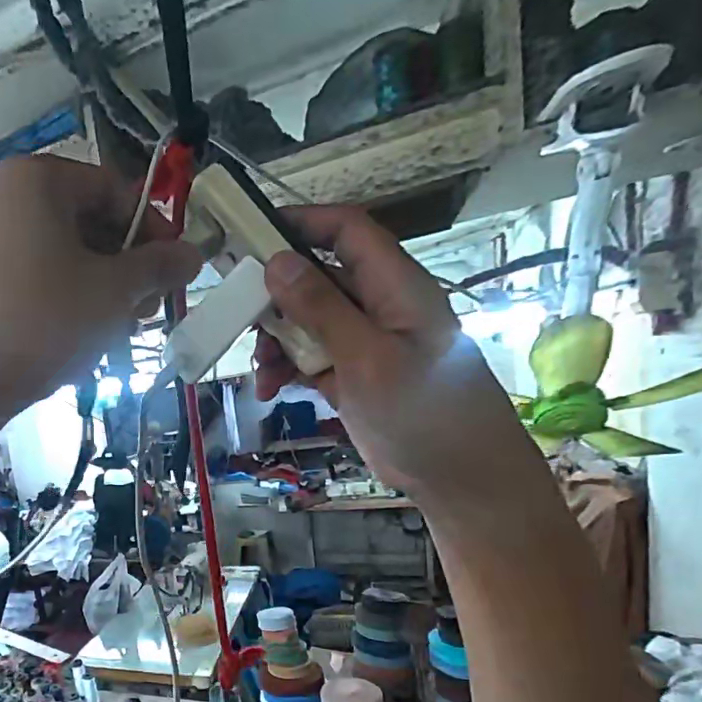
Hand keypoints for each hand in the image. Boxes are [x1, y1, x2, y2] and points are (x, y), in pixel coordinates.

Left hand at [0, 156, 203, 411]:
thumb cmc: (46, 321)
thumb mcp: (115, 292)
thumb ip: (159, 266)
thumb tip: (194, 254)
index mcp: (37, 180)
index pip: (115, 190)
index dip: (154, 230)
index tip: (174, 269)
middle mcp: (3, 194)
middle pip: (87, 220)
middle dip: (126, 264)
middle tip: (147, 307)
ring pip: (62, 250)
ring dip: (101, 283)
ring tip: (118, 326)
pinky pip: (35, 271)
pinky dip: (66, 293)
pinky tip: (80, 331)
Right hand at [253, 206, 531, 504]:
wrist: (459, 478)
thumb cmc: (424, 412)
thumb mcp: (368, 358)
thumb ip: (323, 309)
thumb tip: (277, 262)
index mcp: (394, 286)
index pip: (347, 232)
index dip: (302, 223)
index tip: (253, 234)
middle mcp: (378, 306)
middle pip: (317, 279)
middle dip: (277, 298)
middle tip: (243, 320)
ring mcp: (365, 344)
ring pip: (308, 323)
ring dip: (277, 342)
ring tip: (260, 373)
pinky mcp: (354, 377)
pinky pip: (311, 360)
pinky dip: (288, 371)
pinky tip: (270, 391)